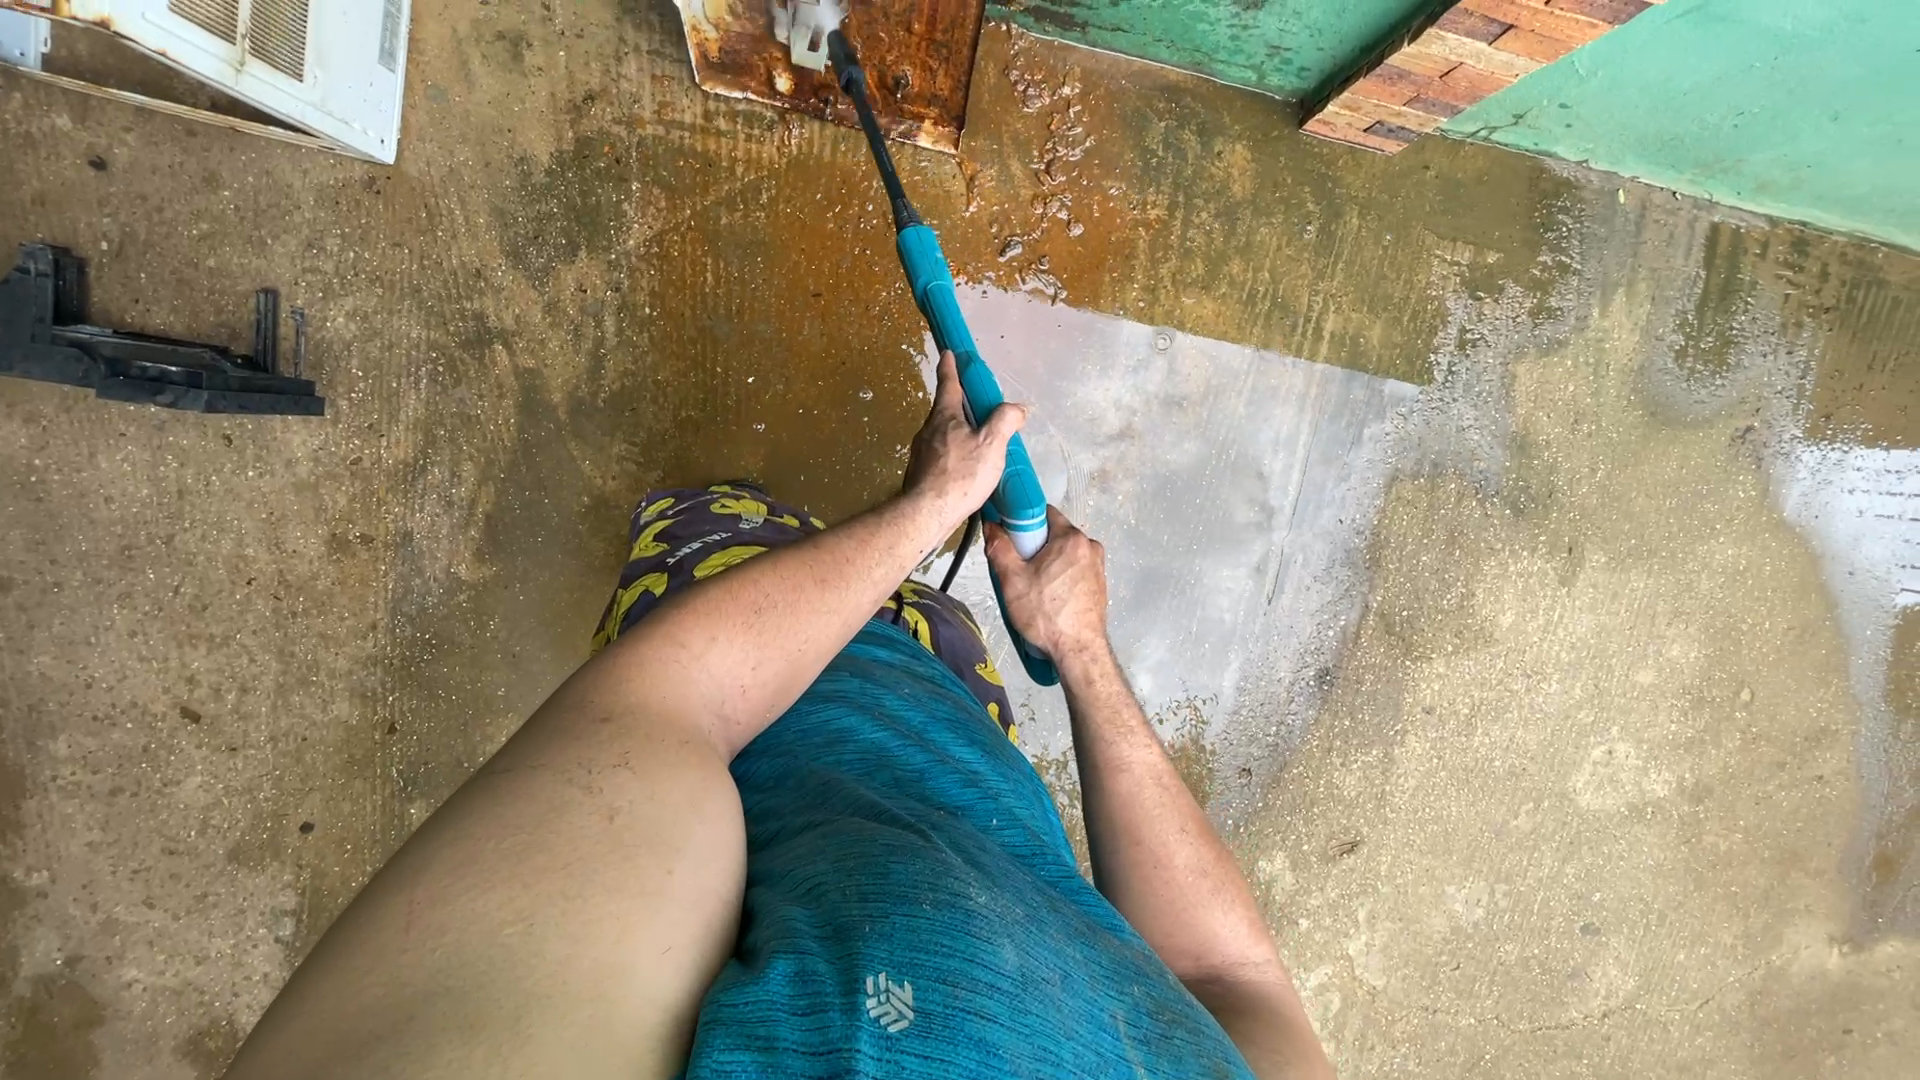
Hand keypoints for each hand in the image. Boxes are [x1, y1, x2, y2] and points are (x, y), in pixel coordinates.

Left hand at [904, 350, 1027, 528]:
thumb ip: (1005, 421)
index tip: (949, 353)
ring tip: (977, 443)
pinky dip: (954, 455)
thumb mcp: (992, 444)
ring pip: (942, 434)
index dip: (950, 367)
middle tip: (977, 406)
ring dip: (958, 433)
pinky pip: (941, 456)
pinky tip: (966, 470)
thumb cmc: (961, 475)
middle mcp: (928, 430)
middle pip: (945, 410)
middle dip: (959, 405)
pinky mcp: (921, 474)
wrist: (928, 513)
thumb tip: (1018, 408)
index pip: (948, 384)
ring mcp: (921, 453)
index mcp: (944, 417)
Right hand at [984, 505, 1109, 667]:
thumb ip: (999, 547)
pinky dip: (1060, 577)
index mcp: (1071, 538)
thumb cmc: (1046, 615)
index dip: (1022, 522)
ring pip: (1064, 554)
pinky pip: (1074, 570)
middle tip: (1018, 568)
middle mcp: (1090, 547)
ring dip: (1047, 563)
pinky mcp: (1099, 585)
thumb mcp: (1012, 580)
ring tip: (1032, 588)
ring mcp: (1098, 567)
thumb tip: (991, 526)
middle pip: (1054, 534)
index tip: (1010, 538)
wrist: (1078, 651)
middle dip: (1034, 546)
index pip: (1043, 512)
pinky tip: (1048, 598)